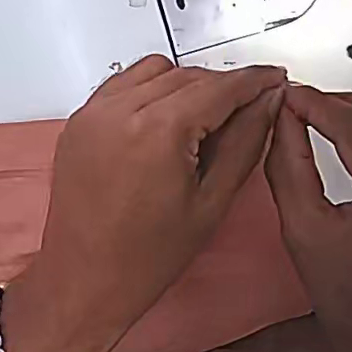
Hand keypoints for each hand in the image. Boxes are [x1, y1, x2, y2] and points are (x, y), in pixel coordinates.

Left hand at [3, 56, 286, 351]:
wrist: (86, 280)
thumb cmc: (143, 258)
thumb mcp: (212, 202)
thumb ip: (245, 143)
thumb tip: (265, 104)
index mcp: (158, 132)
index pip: (220, 86)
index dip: (254, 82)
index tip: (272, 81)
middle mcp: (119, 113)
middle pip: (189, 75)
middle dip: (222, 87)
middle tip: (245, 111)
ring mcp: (93, 115)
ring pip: (154, 71)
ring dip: (184, 84)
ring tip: (199, 123)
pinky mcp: (78, 123)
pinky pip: (121, 84)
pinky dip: (148, 90)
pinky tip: (162, 120)